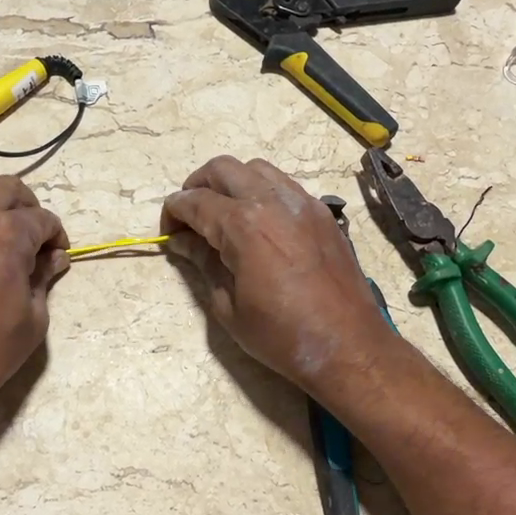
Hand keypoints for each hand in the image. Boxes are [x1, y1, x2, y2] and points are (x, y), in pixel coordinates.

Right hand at [162, 156, 403, 398]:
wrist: (347, 345)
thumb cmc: (281, 335)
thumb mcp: (228, 306)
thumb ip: (203, 265)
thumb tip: (183, 242)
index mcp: (244, 226)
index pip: (196, 202)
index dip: (174, 212)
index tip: (167, 232)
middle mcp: (273, 202)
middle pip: (224, 169)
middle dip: (197, 185)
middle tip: (189, 217)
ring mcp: (303, 204)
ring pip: (257, 169)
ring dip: (232, 183)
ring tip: (223, 216)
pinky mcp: (322, 215)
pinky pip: (284, 186)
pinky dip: (262, 192)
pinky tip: (257, 224)